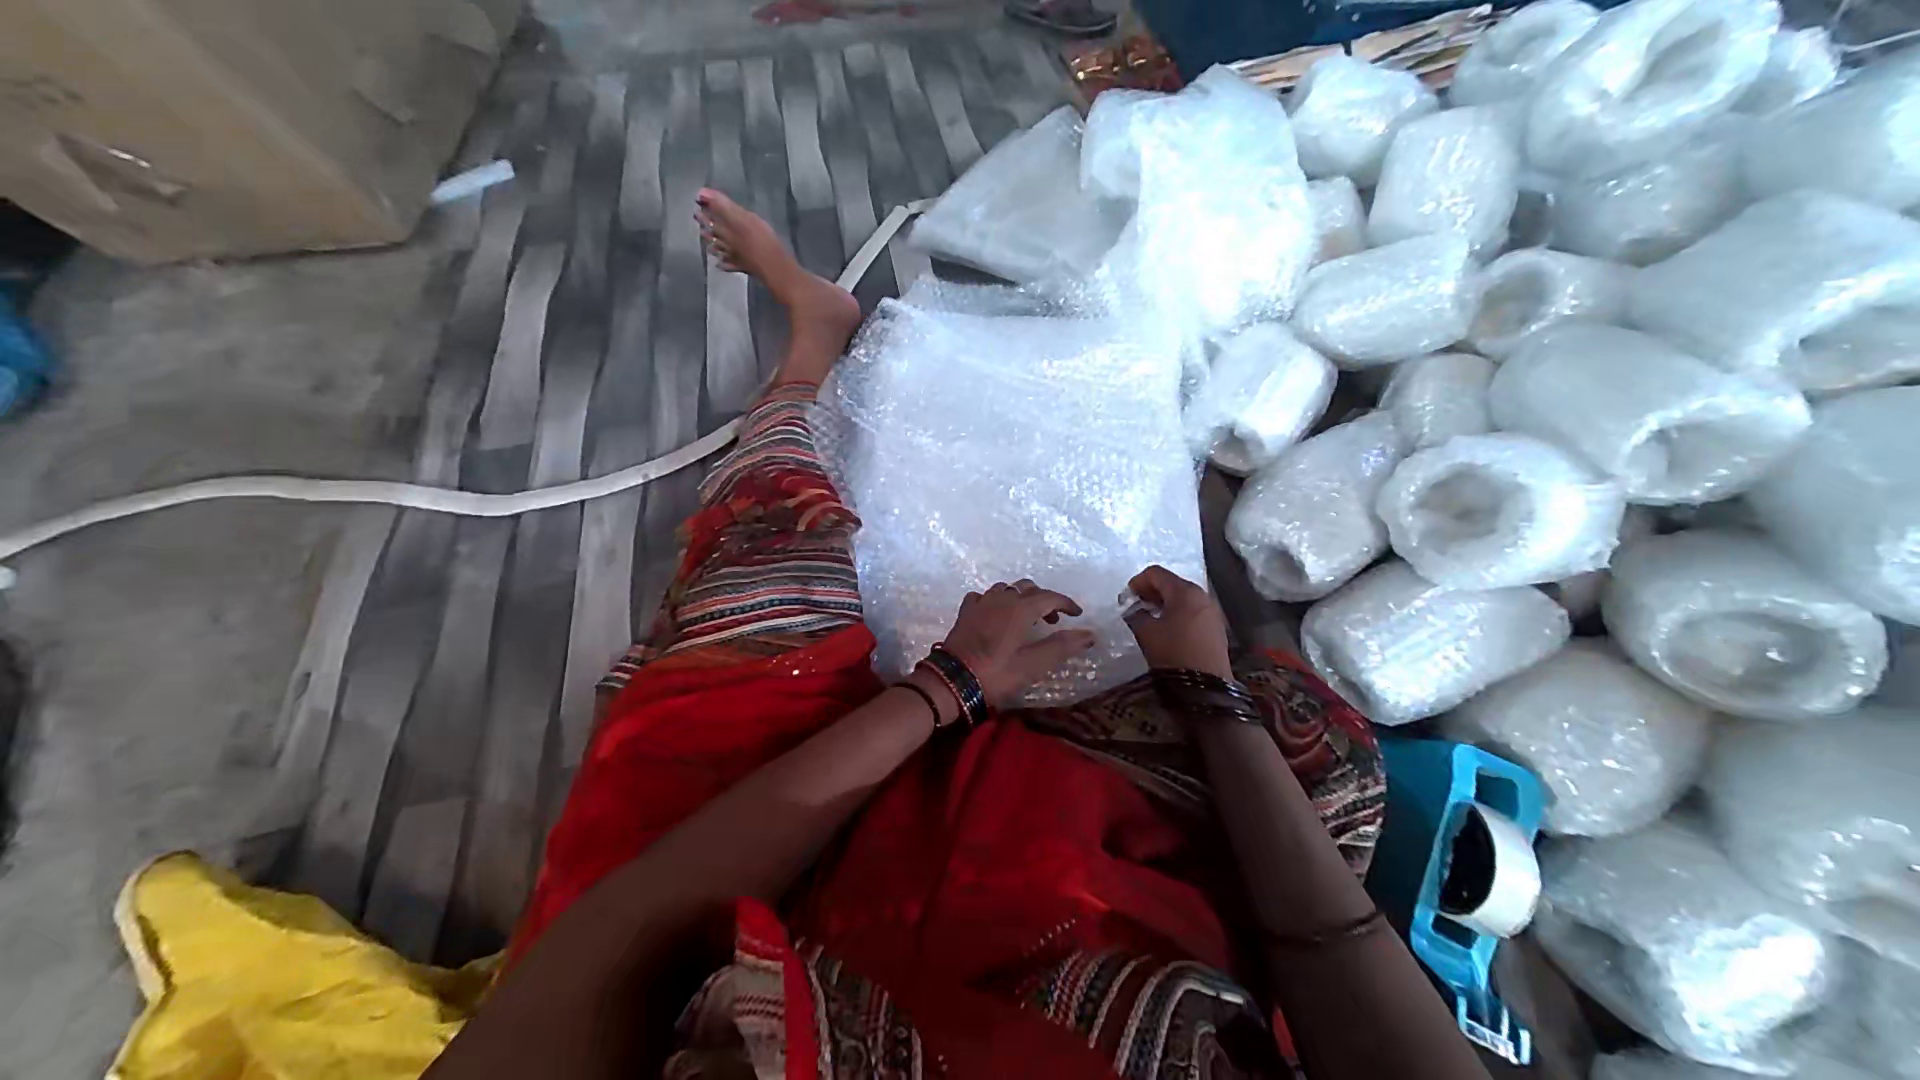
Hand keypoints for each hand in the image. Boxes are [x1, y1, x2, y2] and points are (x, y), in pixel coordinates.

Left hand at [938, 580, 1096, 706]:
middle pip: (1027, 588)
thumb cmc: (996, 674)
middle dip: (1043, 599)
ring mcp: (980, 603)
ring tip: (1026, 618)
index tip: (1077, 614)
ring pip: (1005, 589)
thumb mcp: (1033, 664)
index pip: (1049, 596)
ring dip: (1020, 598)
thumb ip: (1062, 646)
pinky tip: (996, 615)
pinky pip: (984, 597)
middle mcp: (1001, 598)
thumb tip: (1090, 634)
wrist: (951, 681)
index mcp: (1020, 608)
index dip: (1065, 603)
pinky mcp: (965, 612)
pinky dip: (996, 602)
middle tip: (1052, 620)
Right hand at [1123, 565, 1232, 678]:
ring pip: (1182, 597)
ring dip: (1163, 602)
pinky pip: (1192, 610)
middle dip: (1151, 591)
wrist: (1205, 686)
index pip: (1156, 573)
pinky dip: (1177, 612)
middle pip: (1171, 583)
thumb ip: (1135, 614)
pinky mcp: (1215, 626)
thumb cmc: (1173, 653)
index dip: (1137, 581)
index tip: (1126, 597)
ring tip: (1149, 617)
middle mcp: (1201, 595)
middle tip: (1134, 605)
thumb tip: (1133, 609)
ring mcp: (1211, 610)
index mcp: (1184, 591)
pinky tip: (1167, 628)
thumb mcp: (1146, 632)